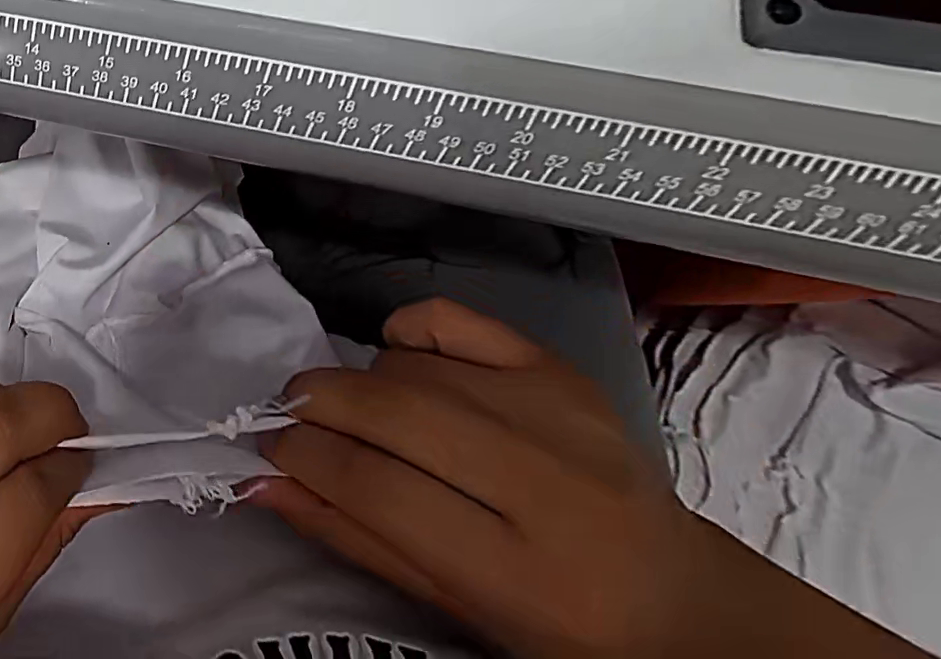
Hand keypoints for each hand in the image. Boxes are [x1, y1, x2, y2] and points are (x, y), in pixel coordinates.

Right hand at [254, 298, 931, 658]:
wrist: (682, 600)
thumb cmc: (553, 622)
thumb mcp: (450, 603)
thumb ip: (348, 535)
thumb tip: (258, 479)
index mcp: (527, 575)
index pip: (378, 488)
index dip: (303, 457)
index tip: (267, 446)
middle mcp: (551, 484)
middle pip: (394, 411)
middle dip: (316, 402)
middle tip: (290, 411)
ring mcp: (562, 414)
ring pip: (411, 364)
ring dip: (363, 381)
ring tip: (367, 412)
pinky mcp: (562, 370)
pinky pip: (452, 318)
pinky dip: (407, 326)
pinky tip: (401, 355)